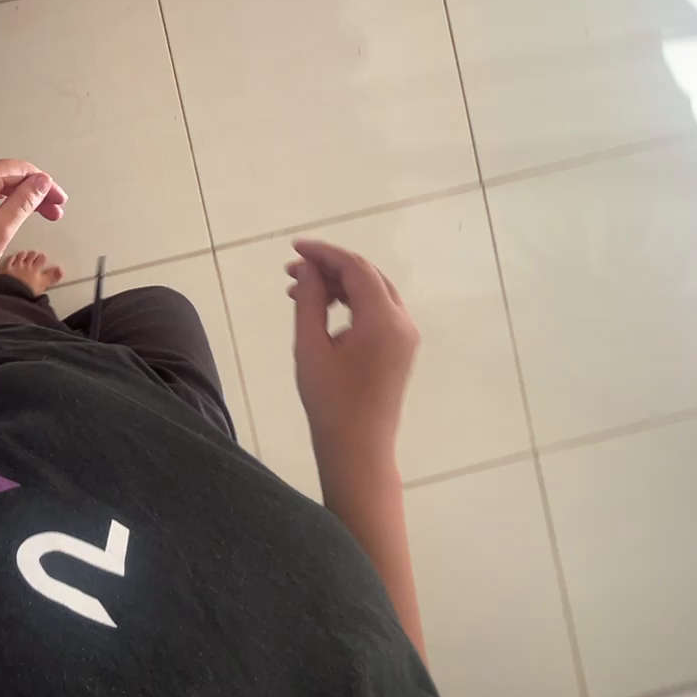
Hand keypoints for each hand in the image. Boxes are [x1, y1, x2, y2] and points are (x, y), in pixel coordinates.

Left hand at [0, 160, 66, 301]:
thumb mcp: (0, 230)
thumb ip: (23, 202)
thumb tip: (41, 181)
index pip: (17, 168)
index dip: (43, 183)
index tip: (60, 202)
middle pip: (6, 176)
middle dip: (33, 192)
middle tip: (55, 214)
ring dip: (18, 200)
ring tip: (38, 218)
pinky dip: (0, 207)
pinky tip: (10, 220)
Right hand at [288, 240, 418, 470]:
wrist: (357, 447)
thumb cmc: (329, 399)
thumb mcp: (311, 346)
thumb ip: (311, 300)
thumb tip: (310, 268)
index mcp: (383, 320)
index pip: (356, 268)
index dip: (324, 253)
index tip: (293, 249)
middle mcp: (402, 322)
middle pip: (367, 275)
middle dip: (330, 266)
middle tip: (292, 271)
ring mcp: (404, 335)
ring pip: (372, 290)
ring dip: (337, 283)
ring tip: (299, 289)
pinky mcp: (398, 347)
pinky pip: (375, 309)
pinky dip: (349, 300)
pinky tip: (320, 307)